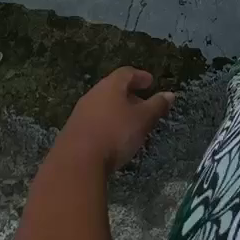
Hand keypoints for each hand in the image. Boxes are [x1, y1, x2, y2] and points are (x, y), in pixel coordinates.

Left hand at [51, 68, 175, 173]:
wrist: (74, 166)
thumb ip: (157, 106)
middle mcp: (92, 96)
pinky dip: (105, 126)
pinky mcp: (70, 135)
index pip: (126, 73)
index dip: (140, 76)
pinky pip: (92, 123)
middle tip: (142, 106)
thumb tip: (169, 95)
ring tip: (129, 125)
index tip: (150, 83)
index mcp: (110, 86)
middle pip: (112, 90)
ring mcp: (78, 115)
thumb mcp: (143, 120)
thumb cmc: (114, 134)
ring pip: (102, 108)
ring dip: (116, 113)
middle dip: (129, 96)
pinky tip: (111, 140)